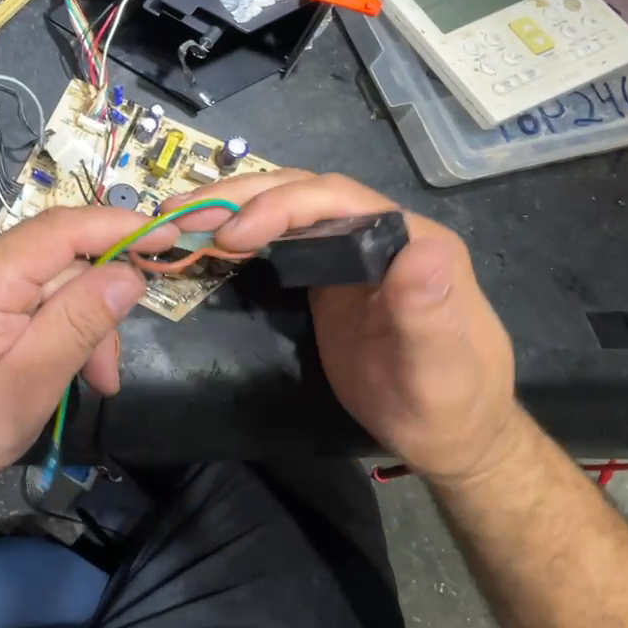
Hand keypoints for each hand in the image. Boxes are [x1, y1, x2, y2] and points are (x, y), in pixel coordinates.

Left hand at [0, 207, 178, 503]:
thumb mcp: (32, 381)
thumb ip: (81, 321)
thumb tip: (128, 273)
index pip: (63, 228)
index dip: (119, 226)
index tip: (167, 235)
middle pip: (57, 261)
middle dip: (93, 311)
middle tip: (108, 374)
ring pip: (43, 278)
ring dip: (73, 323)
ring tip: (86, 381)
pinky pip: (20, 287)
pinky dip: (46, 320)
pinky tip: (54, 362)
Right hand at [161, 171, 519, 484]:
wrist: (445, 435)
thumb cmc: (448, 407)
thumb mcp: (442, 369)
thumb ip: (429, 310)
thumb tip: (422, 249)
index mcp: (415, 241)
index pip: (339, 200)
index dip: (282, 206)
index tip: (233, 234)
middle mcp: (381, 231)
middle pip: (304, 192)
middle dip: (243, 197)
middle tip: (184, 213)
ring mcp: (351, 248)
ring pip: (287, 206)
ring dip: (233, 205)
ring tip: (180, 214)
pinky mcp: (326, 268)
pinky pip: (279, 234)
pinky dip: (240, 230)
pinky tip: (207, 235)